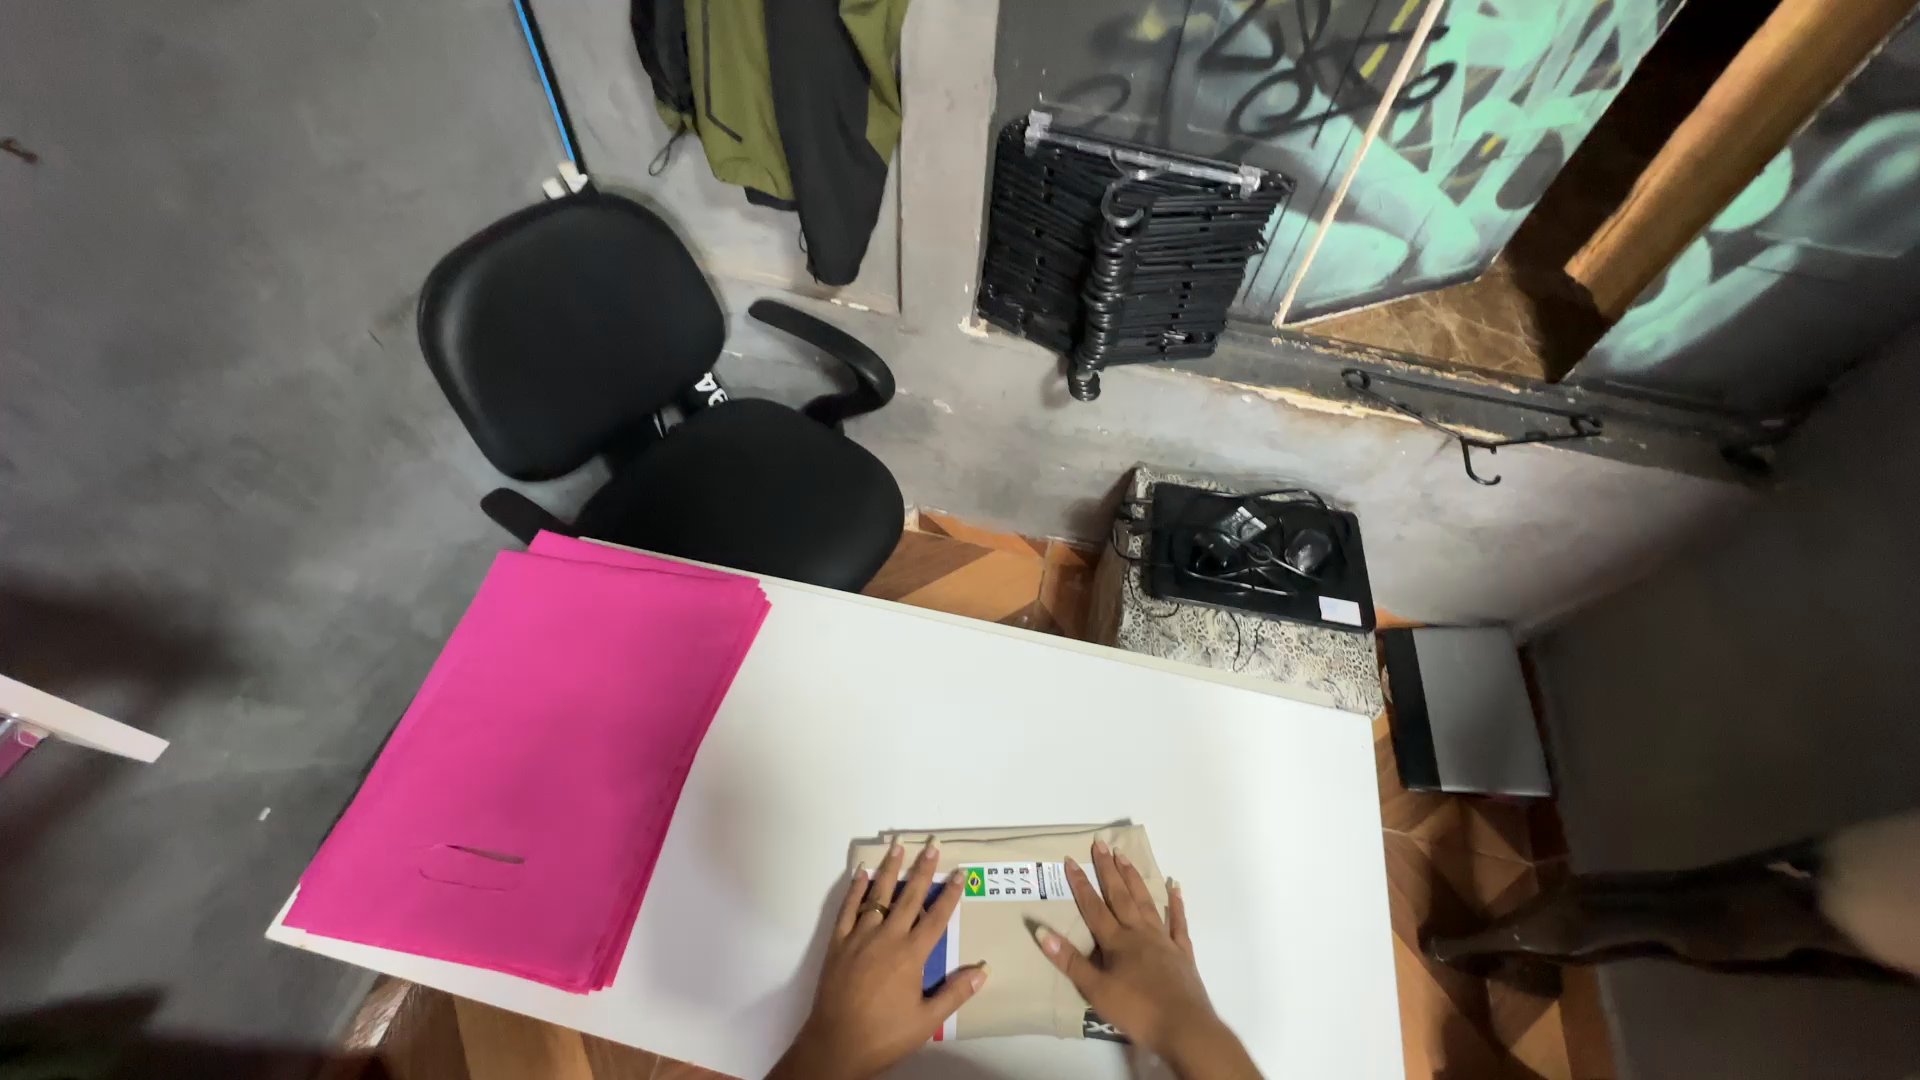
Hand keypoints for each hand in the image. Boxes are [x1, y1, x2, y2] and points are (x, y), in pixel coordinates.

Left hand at [769, 840, 987, 1079]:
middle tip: (932, 847)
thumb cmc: (885, 1035)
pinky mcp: (838, 942)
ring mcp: (860, 936)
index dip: (950, 895)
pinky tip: (861, 873)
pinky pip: (848, 909)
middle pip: (909, 897)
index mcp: (911, 955)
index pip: (936, 918)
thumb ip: (954, 994)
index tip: (959, 874)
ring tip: (897, 847)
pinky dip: (855, 889)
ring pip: (878, 895)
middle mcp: (888, 937)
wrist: (836, 1045)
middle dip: (922, 871)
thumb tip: (983, 970)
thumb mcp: (926, 1021)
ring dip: (889, 870)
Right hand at [1034, 842, 1258, 1079]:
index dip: (1080, 884)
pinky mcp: (1182, 952)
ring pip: (1145, 902)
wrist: (1185, 1028)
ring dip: (1133, 878)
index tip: (1070, 860)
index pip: (1093, 907)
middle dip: (1108, 869)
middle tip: (1100, 843)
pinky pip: (1178, 922)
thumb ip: (1070, 961)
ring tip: (1124, 856)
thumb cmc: (1137, 1011)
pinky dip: (1176, 903)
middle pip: (1120, 895)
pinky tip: (1175, 886)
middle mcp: (1139, 932)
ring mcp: (1163, 940)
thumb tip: (1041, 931)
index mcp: (1117, 941)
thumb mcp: (1096, 991)